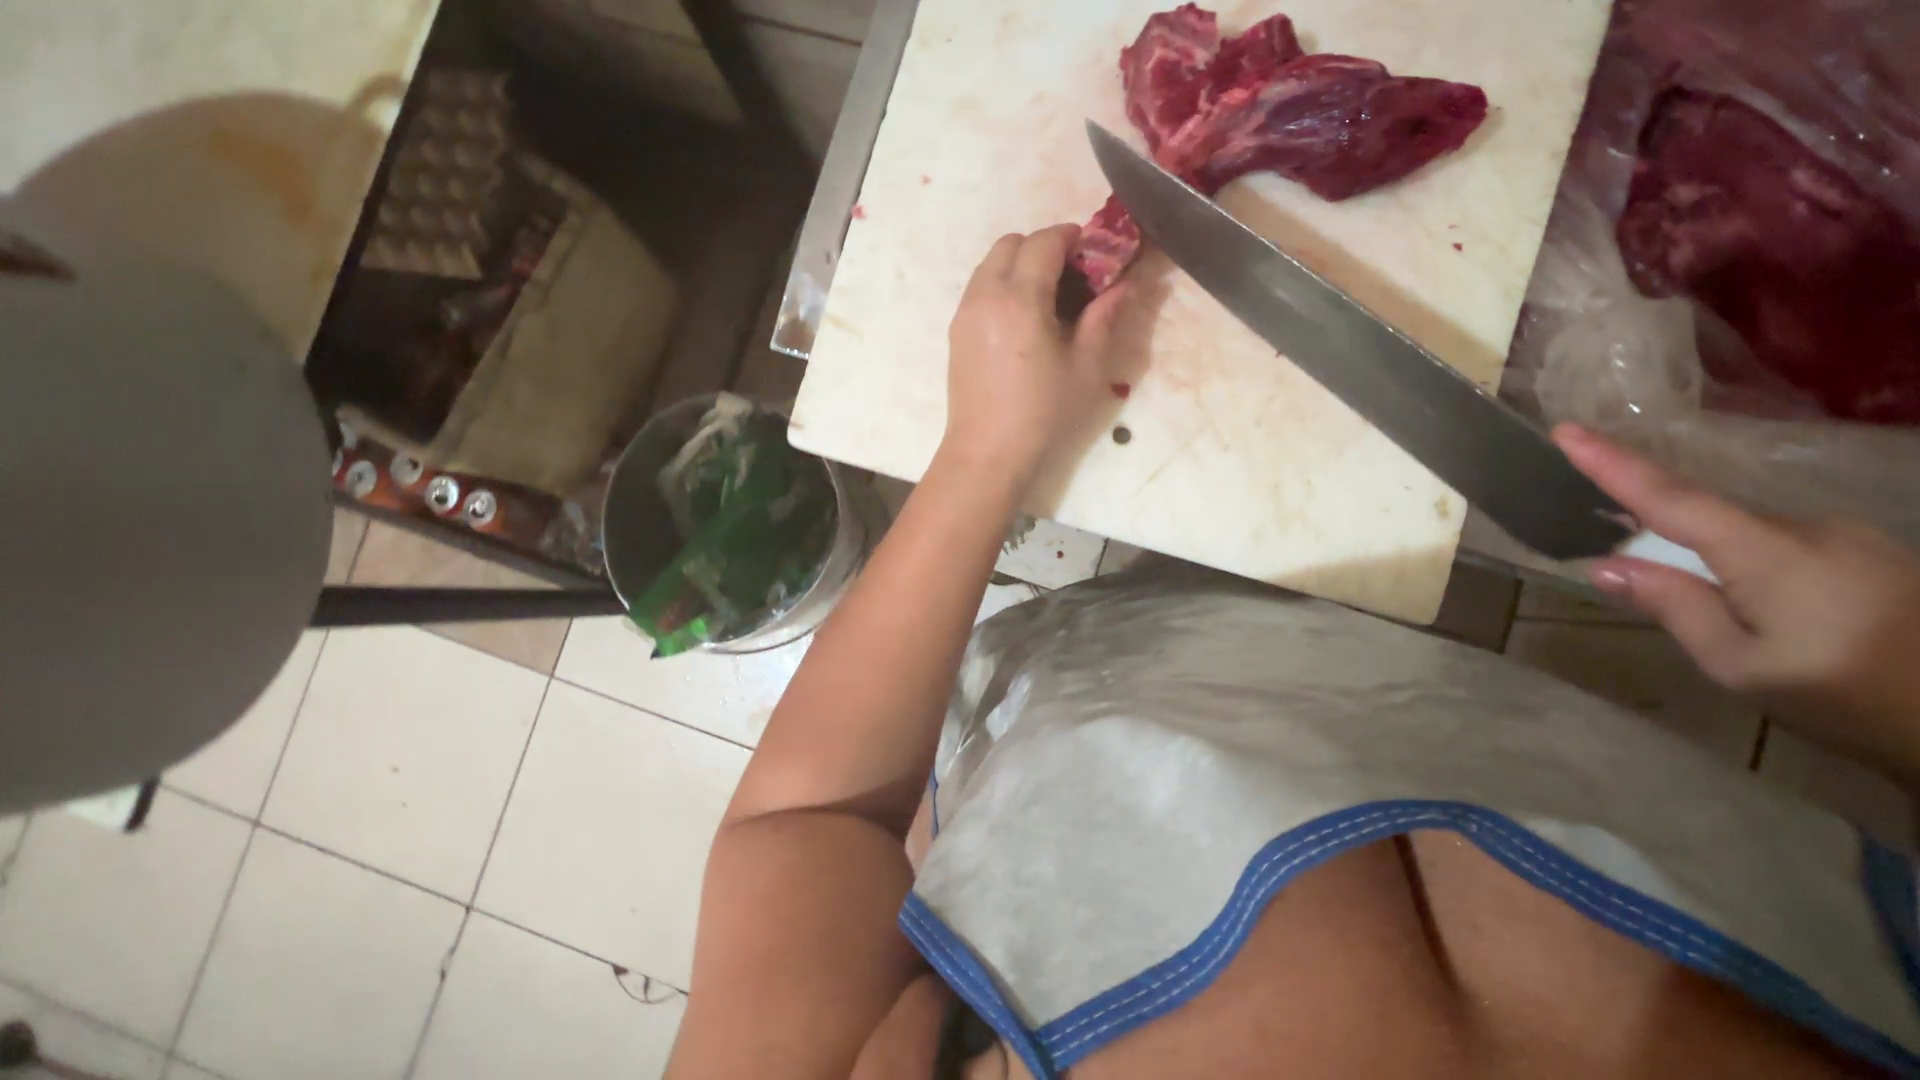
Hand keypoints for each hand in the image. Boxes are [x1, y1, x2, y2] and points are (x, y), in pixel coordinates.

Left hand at [941, 225, 1130, 488]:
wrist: (987, 451)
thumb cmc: (1043, 411)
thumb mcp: (1086, 366)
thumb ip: (1104, 317)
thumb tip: (1124, 285)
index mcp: (1019, 297)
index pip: (1044, 242)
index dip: (1071, 238)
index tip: (1093, 252)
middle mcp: (985, 295)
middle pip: (1010, 243)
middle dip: (1042, 247)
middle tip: (1071, 275)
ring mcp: (965, 312)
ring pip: (990, 264)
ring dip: (1019, 264)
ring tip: (1047, 298)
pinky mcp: (956, 332)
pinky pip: (979, 288)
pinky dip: (1001, 285)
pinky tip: (1024, 319)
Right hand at [1555, 424, 1919, 780]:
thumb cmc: (1846, 699)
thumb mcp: (1740, 666)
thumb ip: (1674, 607)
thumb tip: (1606, 567)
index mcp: (1770, 552)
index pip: (1671, 498)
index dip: (1613, 464)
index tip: (1566, 431)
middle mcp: (1809, 528)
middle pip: (1707, 517)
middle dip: (1658, 532)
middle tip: (1624, 566)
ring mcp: (1847, 537)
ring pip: (1745, 534)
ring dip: (1709, 558)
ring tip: (1716, 613)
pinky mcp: (1869, 554)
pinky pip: (1779, 545)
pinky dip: (1747, 565)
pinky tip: (1763, 609)